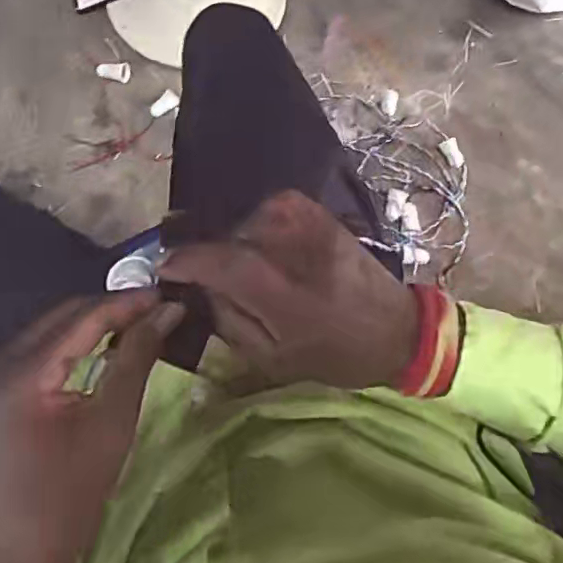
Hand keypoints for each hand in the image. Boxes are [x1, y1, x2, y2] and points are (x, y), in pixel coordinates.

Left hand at [0, 289, 182, 562]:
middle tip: (154, 310)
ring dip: (88, 324)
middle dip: (108, 309)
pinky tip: (96, 348)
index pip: (81, 318)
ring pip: (45, 330)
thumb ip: (138, 357)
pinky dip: (67, 344)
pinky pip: (32, 351)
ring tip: (133, 325)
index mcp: (18, 378)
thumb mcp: (112, 424)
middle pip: (59, 317)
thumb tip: (168, 310)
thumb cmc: (67, 499)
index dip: (126, 303)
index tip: (166, 295)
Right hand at [157, 190, 417, 389]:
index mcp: (287, 298)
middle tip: (192, 260)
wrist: (396, 331)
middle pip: (235, 231)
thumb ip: (229, 321)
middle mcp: (301, 254)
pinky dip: (260, 215)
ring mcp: (316, 229)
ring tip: (227, 251)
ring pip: (254, 213)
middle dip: (206, 244)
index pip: (226, 263)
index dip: (188, 260)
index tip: (166, 266)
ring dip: (233, 230)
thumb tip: (198, 287)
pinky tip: (257, 234)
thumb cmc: (334, 356)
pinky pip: (280, 203)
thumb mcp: (273, 359)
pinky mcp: (327, 218)